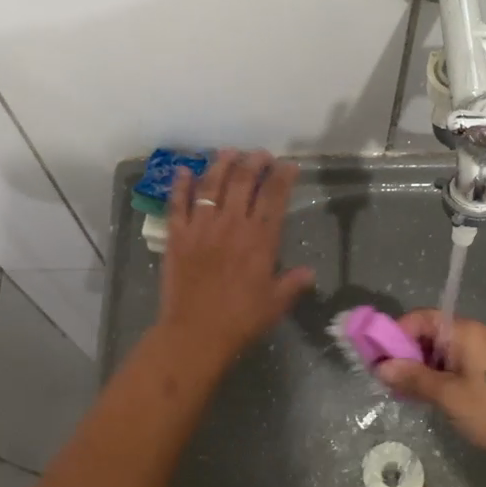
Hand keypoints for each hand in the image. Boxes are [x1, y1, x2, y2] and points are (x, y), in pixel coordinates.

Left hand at [155, 150, 314, 367]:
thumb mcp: (275, 304)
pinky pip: (177, 203)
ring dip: (221, 164)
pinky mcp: (177, 236)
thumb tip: (309, 273)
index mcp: (260, 239)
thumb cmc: (240, 321)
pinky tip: (184, 171)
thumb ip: (292, 284)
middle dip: (254, 162)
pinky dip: (181, 185)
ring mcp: (201, 227)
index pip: (275, 197)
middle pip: (243, 181)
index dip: (283, 176)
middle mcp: (232, 225)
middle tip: (260, 154)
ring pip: (211, 185)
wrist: (195, 333)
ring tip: (229, 153)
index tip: (288, 165)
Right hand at [378, 312, 485, 459]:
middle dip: (408, 354)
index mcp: (465, 331)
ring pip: (444, 350)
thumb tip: (381, 367)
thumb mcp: (448, 396)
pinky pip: (458, 362)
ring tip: (410, 393)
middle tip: (392, 382)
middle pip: (431, 332)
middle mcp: (476, 333)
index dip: (396, 335)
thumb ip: (413, 378)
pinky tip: (434, 397)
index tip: (381, 361)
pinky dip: (441, 374)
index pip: (420, 318)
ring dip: (423, 367)